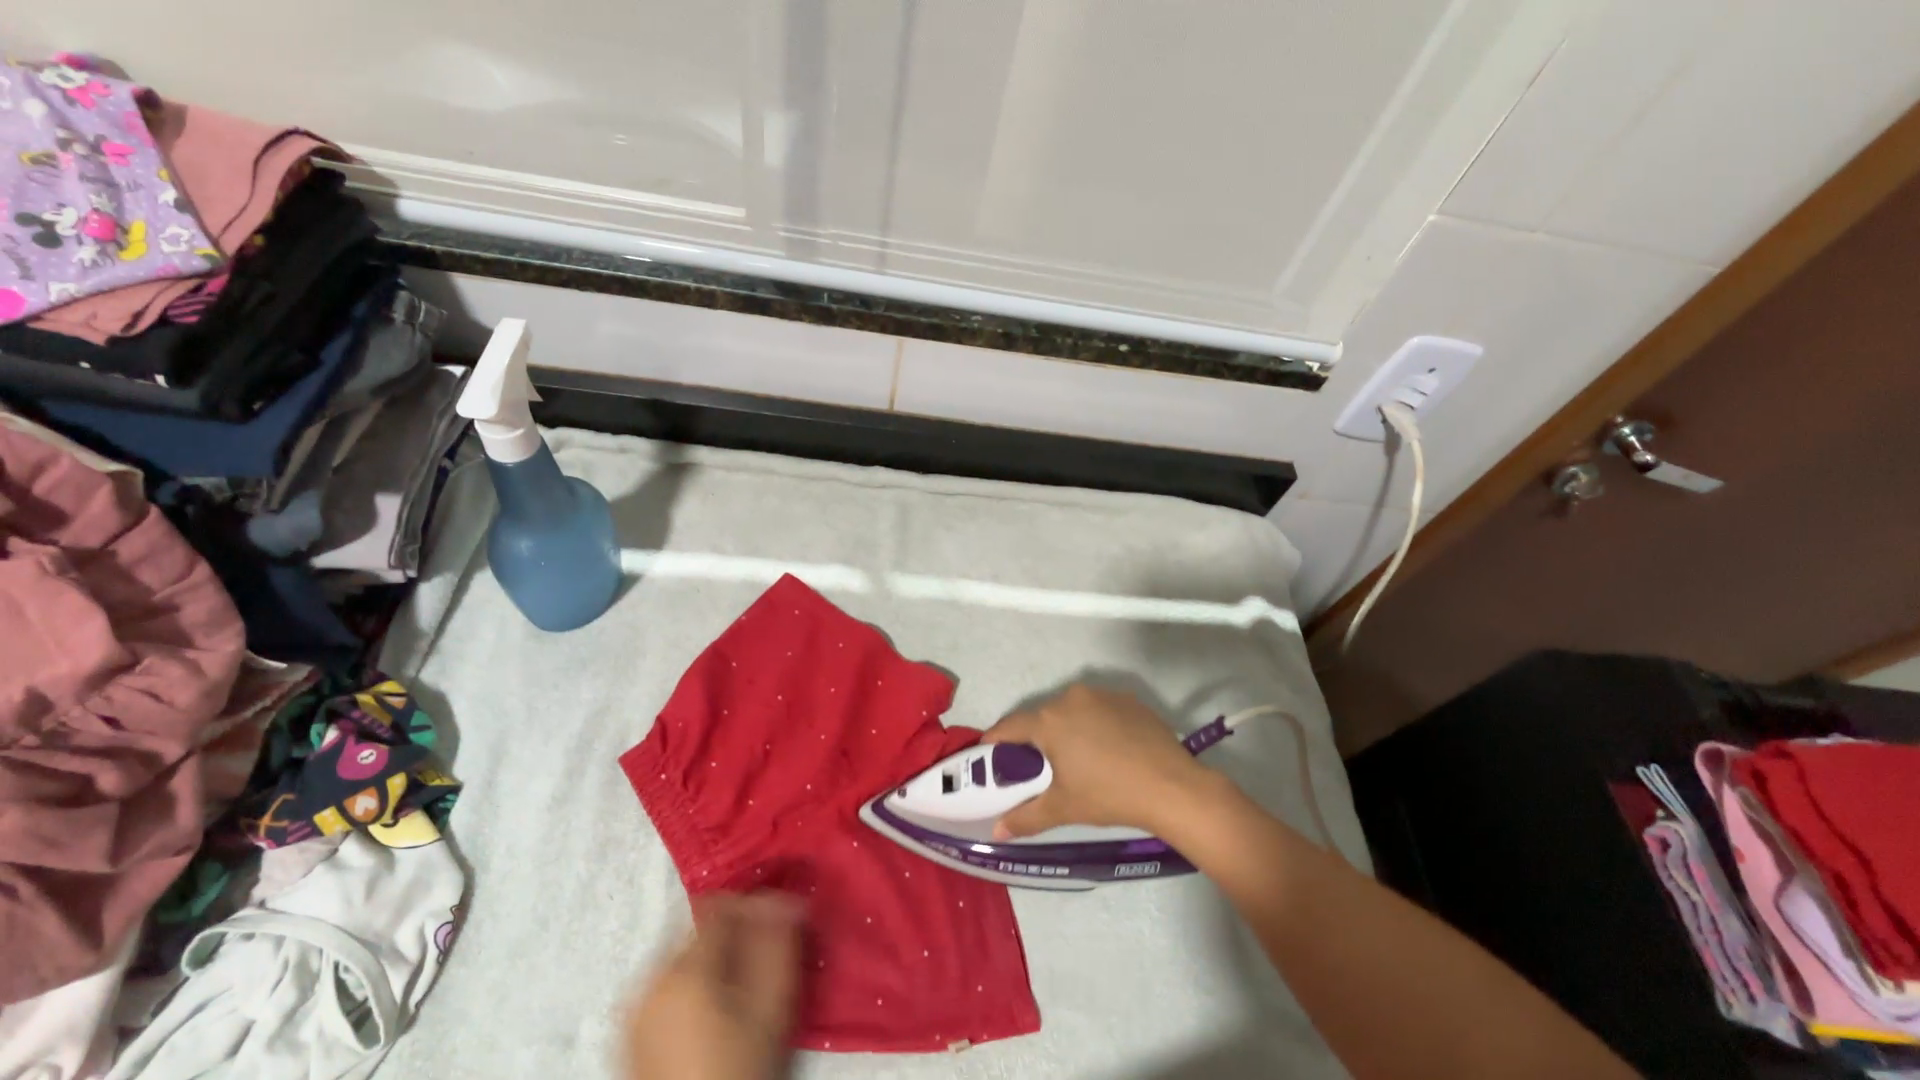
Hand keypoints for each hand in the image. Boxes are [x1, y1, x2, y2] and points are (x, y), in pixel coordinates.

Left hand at [624, 892, 803, 1079]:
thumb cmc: (740, 1074)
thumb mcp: (771, 1012)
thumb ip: (778, 947)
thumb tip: (786, 898)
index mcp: (686, 969)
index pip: (720, 906)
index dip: (752, 907)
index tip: (777, 928)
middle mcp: (650, 978)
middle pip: (698, 932)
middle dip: (734, 939)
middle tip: (765, 970)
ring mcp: (634, 1008)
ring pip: (680, 960)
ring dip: (713, 965)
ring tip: (740, 1002)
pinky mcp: (628, 1035)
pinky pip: (664, 989)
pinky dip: (689, 990)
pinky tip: (711, 1024)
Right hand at [981, 683, 1216, 839]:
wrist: (1172, 787)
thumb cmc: (1109, 796)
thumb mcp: (1063, 808)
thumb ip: (1025, 818)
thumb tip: (997, 832)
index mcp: (1050, 720)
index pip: (1010, 727)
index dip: (995, 742)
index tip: (989, 757)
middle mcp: (1072, 697)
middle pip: (1042, 717)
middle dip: (1034, 739)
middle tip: (1035, 767)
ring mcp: (1104, 695)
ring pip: (1072, 711)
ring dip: (1066, 730)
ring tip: (1073, 760)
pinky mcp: (1129, 700)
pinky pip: (1099, 710)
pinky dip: (1094, 726)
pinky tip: (1106, 751)